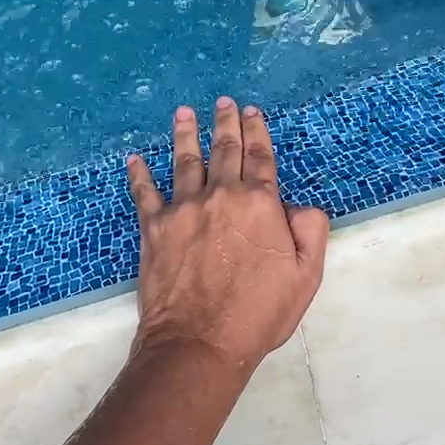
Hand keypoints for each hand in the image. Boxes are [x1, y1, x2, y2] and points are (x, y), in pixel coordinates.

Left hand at [124, 98, 329, 379]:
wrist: (200, 342)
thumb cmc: (257, 314)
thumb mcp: (305, 277)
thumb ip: (310, 232)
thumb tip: (299, 206)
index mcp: (259, 204)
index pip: (260, 157)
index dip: (257, 131)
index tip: (252, 112)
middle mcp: (221, 196)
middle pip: (224, 150)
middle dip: (225, 123)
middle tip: (223, 102)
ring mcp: (184, 209)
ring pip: (185, 161)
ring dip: (185, 134)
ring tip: (184, 113)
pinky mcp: (154, 227)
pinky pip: (144, 193)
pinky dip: (139, 174)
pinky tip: (135, 159)